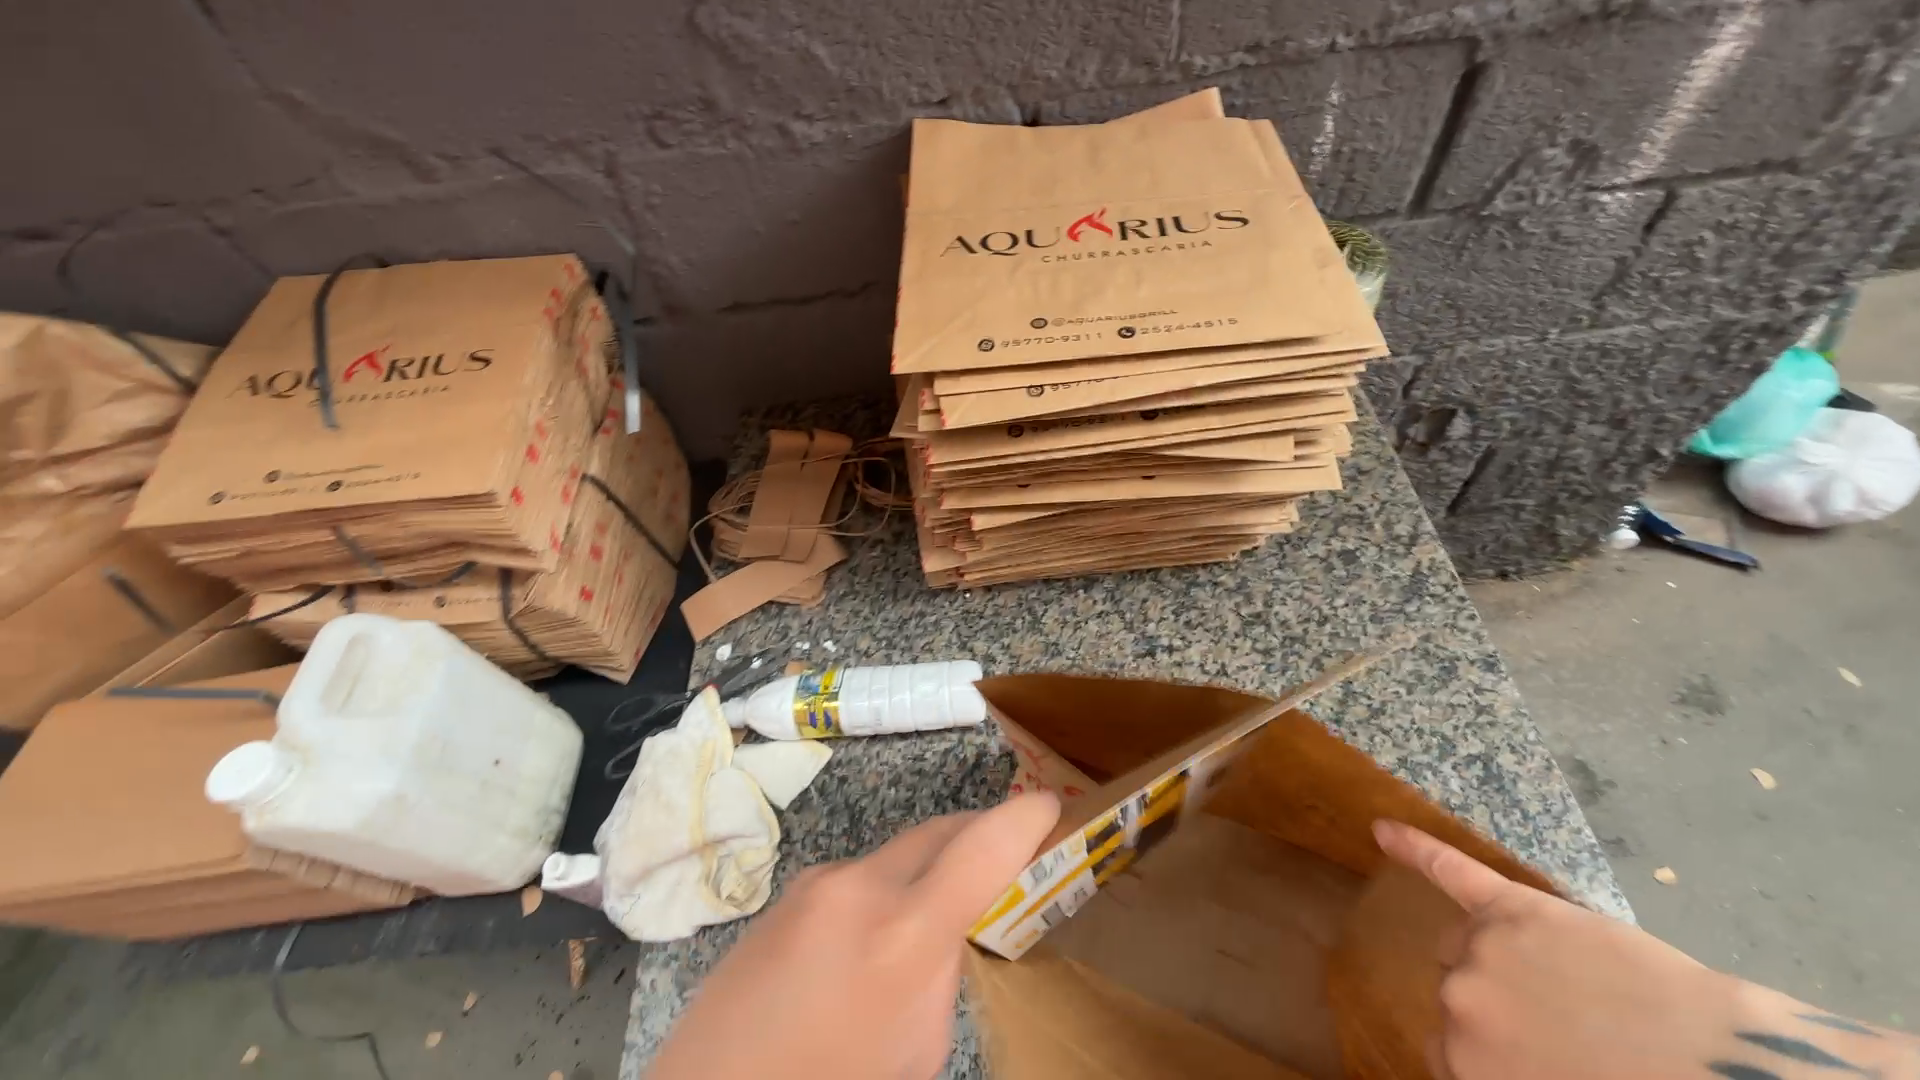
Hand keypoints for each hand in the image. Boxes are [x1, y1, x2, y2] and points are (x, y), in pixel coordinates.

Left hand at [650, 792, 1060, 1079]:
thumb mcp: (917, 1047)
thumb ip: (939, 975)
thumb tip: (941, 934)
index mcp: (905, 935)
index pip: (982, 849)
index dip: (1023, 819)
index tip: (1048, 804)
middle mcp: (860, 888)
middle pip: (938, 833)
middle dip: (976, 835)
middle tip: (1005, 849)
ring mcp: (815, 884)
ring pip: (893, 858)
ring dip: (923, 873)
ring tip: (924, 922)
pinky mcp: (784, 894)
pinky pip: (853, 880)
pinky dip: (878, 896)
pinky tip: (861, 946)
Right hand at [1374, 821, 1919, 1079]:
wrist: (1725, 1072)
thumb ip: (1494, 1067)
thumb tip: (1474, 1047)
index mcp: (1465, 1060)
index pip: (1448, 1048)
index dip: (1491, 1051)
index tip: (1528, 1055)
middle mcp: (1458, 999)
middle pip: (1456, 990)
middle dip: (1498, 1005)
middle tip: (1565, 1027)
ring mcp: (1485, 948)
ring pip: (1463, 944)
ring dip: (1493, 956)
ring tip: (1565, 985)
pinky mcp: (1515, 908)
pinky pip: (1451, 873)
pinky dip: (1416, 849)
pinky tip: (1383, 830)